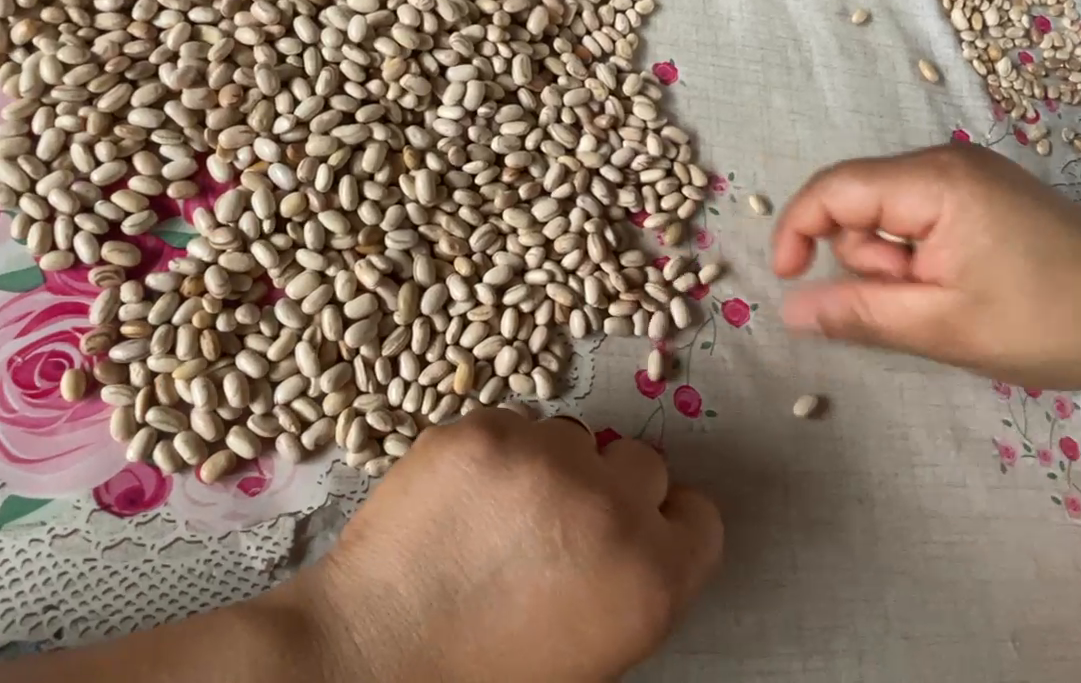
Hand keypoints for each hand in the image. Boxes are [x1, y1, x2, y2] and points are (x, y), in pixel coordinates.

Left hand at [282, 409, 722, 681]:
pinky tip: (469, 492)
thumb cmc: (491, 669)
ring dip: (555, 463)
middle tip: (566, 519)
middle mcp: (609, 505)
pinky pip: (517, 422)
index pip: (700, 516)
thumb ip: (640, 578)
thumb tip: (651, 522)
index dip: (669, 520)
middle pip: (644, 462)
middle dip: (614, 488)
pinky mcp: (485, 427)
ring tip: (506, 508)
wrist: (379, 650)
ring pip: (575, 435)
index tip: (643, 524)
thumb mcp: (598, 645)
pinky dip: (502, 450)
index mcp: (651, 575)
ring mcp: (543, 456)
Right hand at [771, 144, 1080, 403]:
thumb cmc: (1050, 325)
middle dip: (870, 260)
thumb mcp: (941, 326)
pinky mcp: (987, 197)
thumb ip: (856, 311)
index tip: (787, 279)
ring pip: (888, 217)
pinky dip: (922, 259)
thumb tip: (787, 310)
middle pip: (860, 204)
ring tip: (953, 299)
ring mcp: (972, 177)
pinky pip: (920, 222)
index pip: (834, 189)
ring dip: (898, 265)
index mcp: (937, 181)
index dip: (798, 229)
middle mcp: (949, 163)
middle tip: (921, 304)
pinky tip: (966, 287)